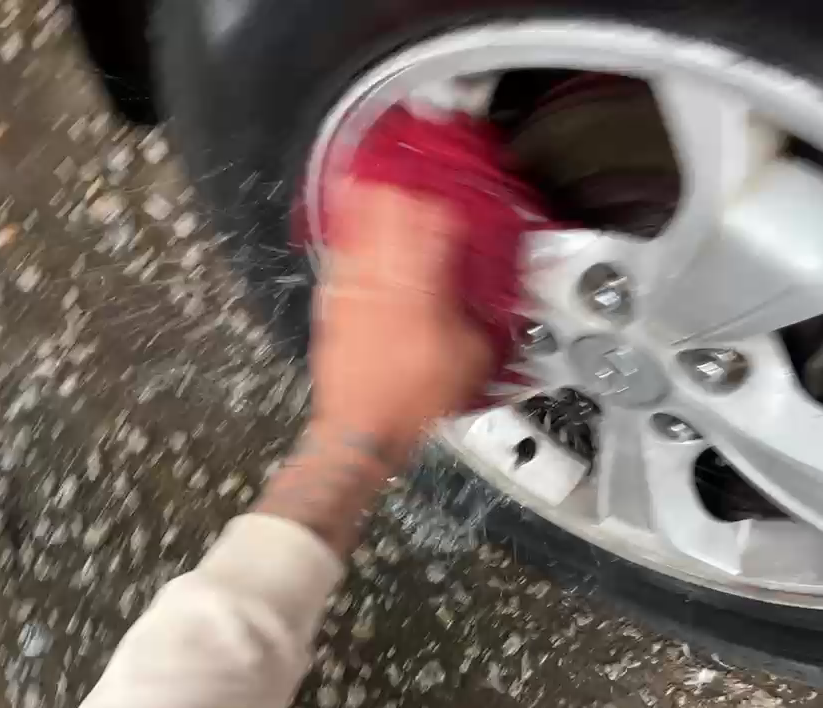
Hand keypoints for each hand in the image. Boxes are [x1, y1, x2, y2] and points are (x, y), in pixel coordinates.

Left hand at [308, 183, 495, 467]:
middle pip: (390, 215)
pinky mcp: (333, 310)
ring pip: (358, 232)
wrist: (360, 430)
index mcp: (422, 287)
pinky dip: (343, 239)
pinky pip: (337, 262)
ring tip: (368, 175)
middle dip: (401, 185)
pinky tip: (344, 230)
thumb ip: (481, 322)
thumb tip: (490, 306)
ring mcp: (353, 293)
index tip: (450, 183)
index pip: (435, 223)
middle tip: (405, 163)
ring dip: (366, 201)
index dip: (445, 197)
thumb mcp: (468, 360)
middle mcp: (383, 281)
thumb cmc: (411, 400)